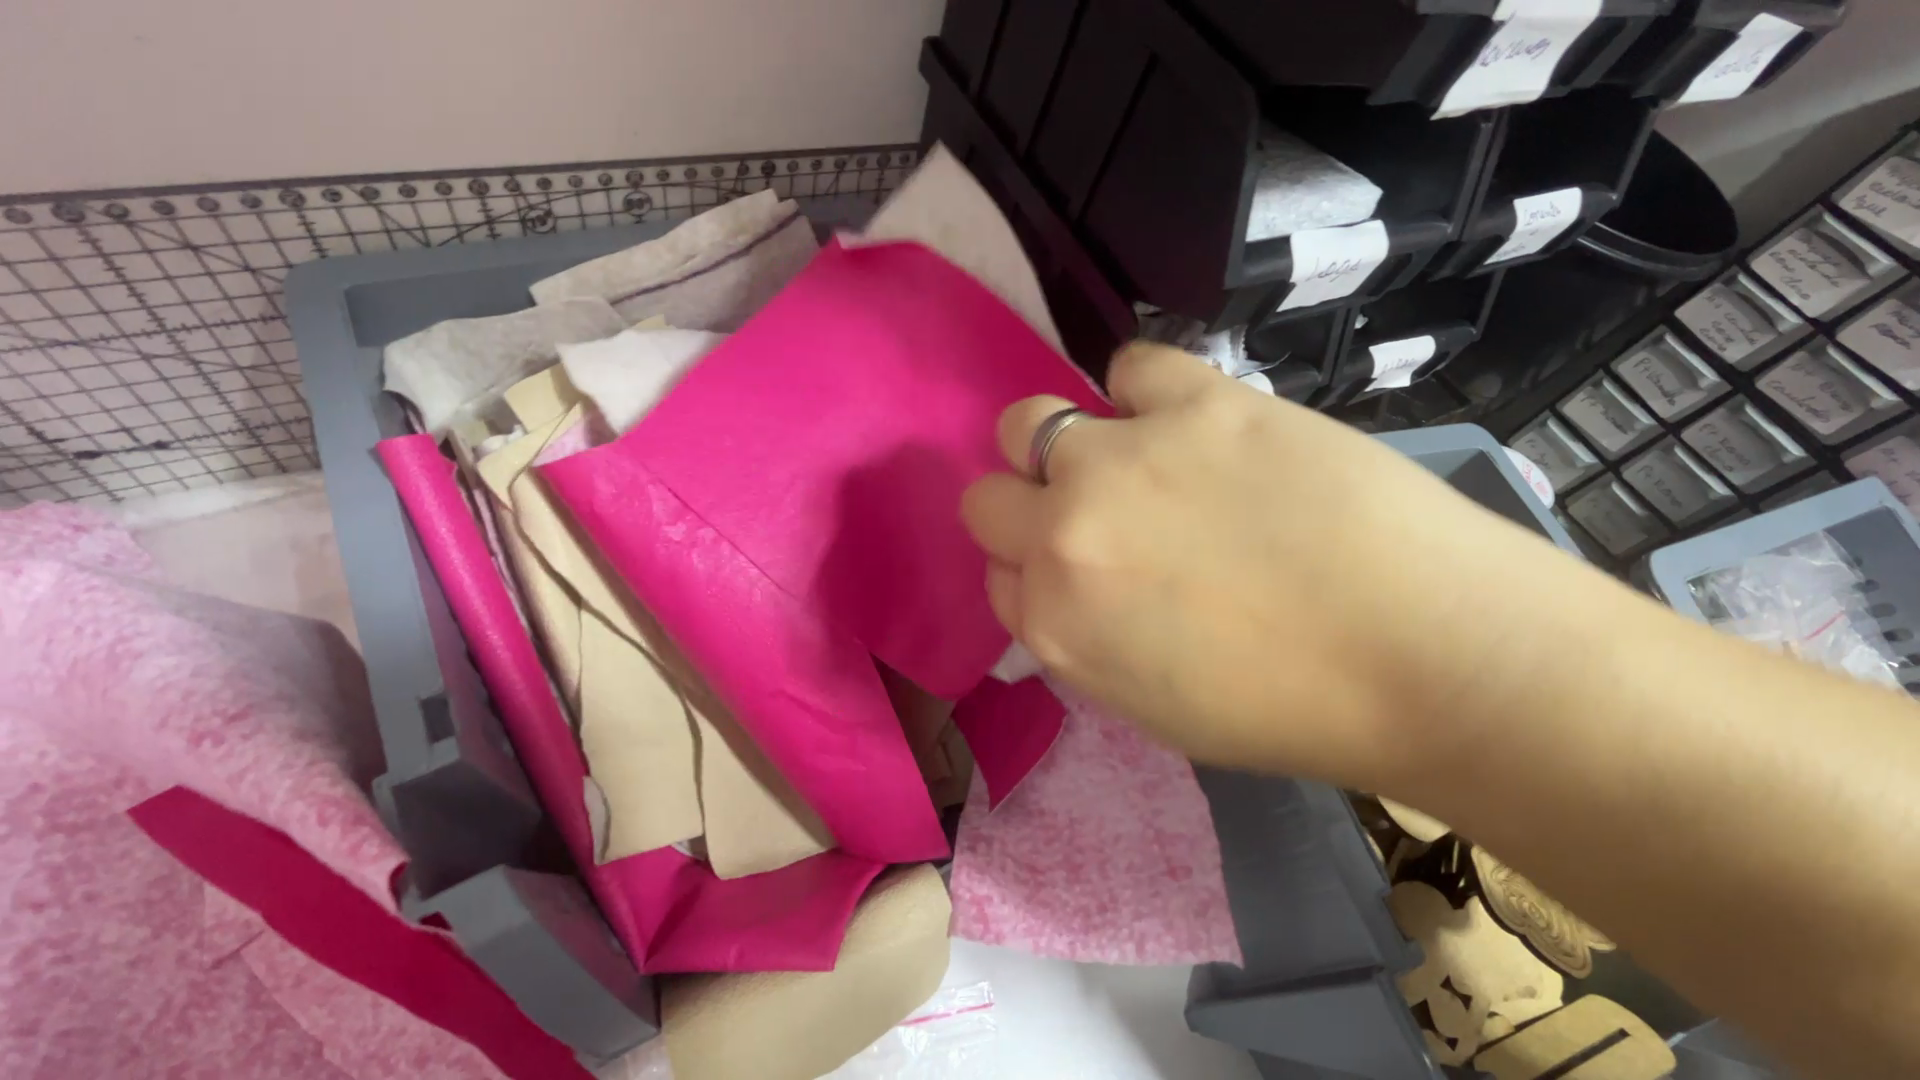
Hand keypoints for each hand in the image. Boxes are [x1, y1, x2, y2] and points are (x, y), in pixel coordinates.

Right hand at [960, 343, 1590, 789]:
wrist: (1433, 657)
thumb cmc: (1296, 710)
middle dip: (1028, 506)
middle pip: (988, 497)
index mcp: (1054, 627)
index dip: (1035, 572)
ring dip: (1064, 443)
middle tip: (1098, 516)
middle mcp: (1062, 538)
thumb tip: (1071, 583)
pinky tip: (1189, 419)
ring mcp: (1121, 460)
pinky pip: (1131, 368)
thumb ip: (1085, 640)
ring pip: (1029, 422)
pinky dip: (1145, 392)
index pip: (997, 577)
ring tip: (1134, 458)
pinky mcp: (1196, 403)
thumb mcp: (1154, 706)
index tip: (1079, 572)